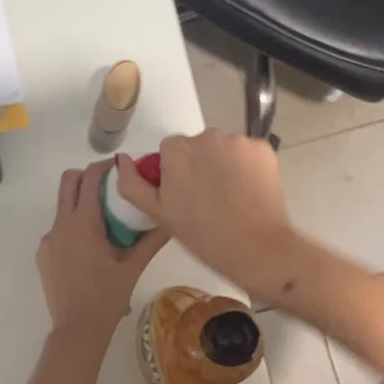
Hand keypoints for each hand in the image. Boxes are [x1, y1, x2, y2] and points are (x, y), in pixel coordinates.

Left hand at [36, 159, 169, 335]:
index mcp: (83, 223)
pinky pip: (59, 231)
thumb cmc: (107, 296)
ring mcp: (48, 240)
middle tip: (108, 186)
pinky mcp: (44, 255)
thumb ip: (151, 240)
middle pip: (68, 183)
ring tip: (104, 223)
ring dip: (81, 205)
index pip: (90, 178)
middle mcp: (61, 225)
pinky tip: (89, 250)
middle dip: (86, 177)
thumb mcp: (132, 267)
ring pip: (63, 209)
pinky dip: (73, 229)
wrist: (78, 329)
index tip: (119, 167)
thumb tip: (171, 221)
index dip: (104, 166)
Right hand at [115, 130, 298, 293]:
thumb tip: (121, 159)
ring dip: (223, 165)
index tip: (183, 197)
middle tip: (206, 199)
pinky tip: (247, 191)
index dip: (174, 173)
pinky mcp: (263, 148)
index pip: (169, 152)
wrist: (255, 247)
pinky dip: (246, 166)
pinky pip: (247, 153)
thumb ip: (133, 184)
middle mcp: (206, 137)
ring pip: (223, 148)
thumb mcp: (158, 214)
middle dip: (199, 165)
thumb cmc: (201, 234)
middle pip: (197, 146)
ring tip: (230, 197)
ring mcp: (238, 141)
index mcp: (177, 150)